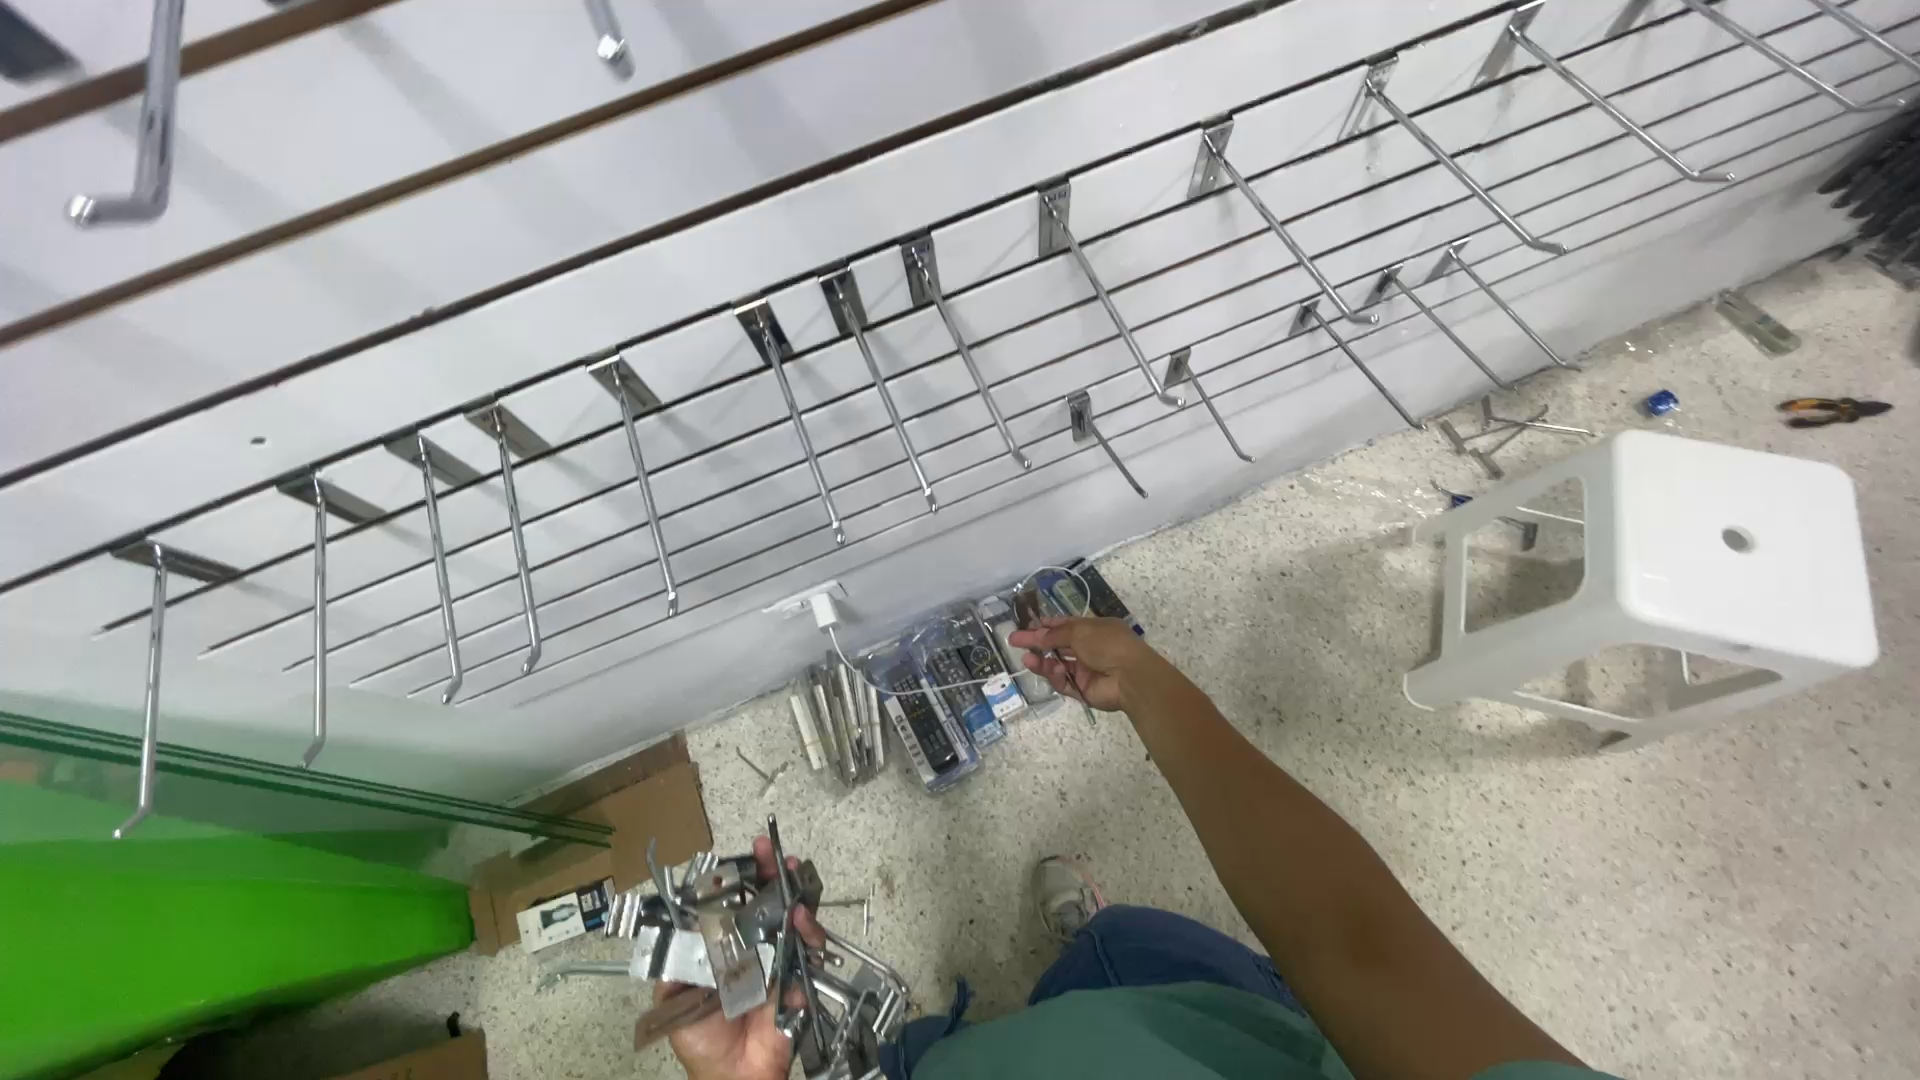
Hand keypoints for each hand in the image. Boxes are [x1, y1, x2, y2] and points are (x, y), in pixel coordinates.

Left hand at [661, 835, 824, 1079]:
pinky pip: (808, 945)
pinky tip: (801, 915)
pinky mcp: (800, 973)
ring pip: (789, 915)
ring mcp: (778, 957)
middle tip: (770, 851)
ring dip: (792, 890)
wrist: (736, 1078)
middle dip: (768, 873)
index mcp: (723, 950)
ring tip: (790, 871)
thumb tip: (673, 929)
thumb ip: (673, 968)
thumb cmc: (703, 1042)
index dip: (736, 881)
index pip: (731, 905)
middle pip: (763, 901)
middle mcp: (753, 946)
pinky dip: (807, 928)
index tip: (740, 859)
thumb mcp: (675, 1003)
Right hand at [1008, 616, 1158, 711]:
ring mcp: (1086, 670)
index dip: (1048, 625)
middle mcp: (1090, 648)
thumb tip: (1037, 635)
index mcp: (1094, 629)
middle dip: (1037, 643)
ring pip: (1058, 665)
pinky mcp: (1083, 689)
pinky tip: (1048, 669)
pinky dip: (1055, 676)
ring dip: (1042, 661)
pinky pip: (1064, 682)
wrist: (1130, 676)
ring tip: (1026, 659)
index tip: (1029, 625)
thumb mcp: (1080, 631)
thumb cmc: (1108, 644)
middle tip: (1014, 641)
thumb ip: (1055, 634)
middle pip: (1058, 645)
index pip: (1066, 625)